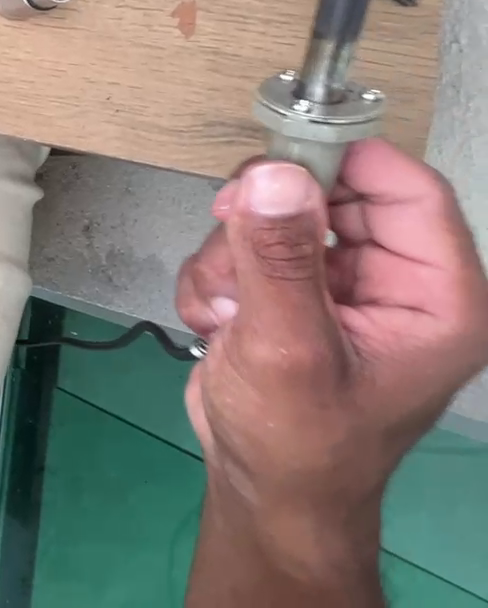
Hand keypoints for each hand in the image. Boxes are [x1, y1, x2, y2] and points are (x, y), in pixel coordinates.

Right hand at [177, 143, 487, 589]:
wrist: (262, 484)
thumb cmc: (301, 434)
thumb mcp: (286, 345)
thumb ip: (278, 258)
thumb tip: (271, 176)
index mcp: (432, 294)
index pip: (404, 192)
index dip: (342, 162)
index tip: (267, 158)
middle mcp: (386, 282)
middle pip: (321, 200)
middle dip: (256, 225)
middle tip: (228, 245)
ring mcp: (329, 289)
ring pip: (263, 225)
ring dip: (223, 261)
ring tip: (224, 313)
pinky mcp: (280, 296)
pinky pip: (233, 253)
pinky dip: (209, 281)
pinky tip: (214, 322)